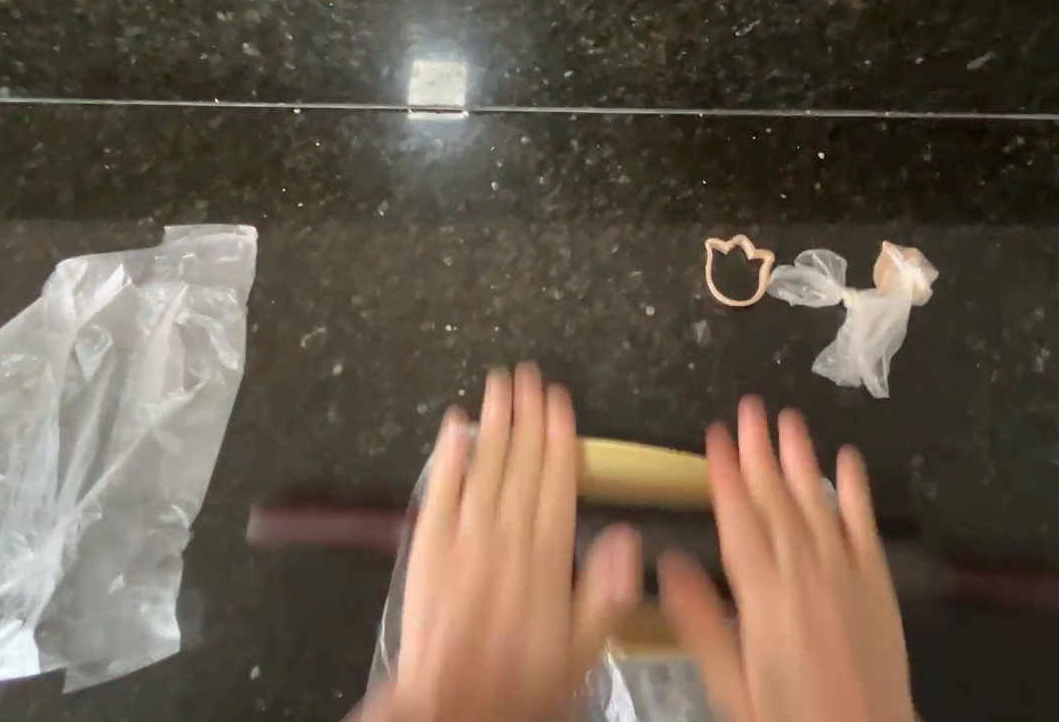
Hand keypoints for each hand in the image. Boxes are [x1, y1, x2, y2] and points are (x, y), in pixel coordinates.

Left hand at [357, 364, 641, 721]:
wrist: (453, 708)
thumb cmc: (523, 681)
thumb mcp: (583, 650)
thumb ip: (607, 591)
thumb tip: (629, 534)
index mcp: (547, 554)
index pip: (557, 479)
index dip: (560, 434)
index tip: (560, 397)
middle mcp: (507, 534)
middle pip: (521, 461)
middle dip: (526, 412)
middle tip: (528, 371)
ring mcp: (465, 536)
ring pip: (485, 465)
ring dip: (494, 420)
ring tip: (499, 381)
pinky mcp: (428, 545)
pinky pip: (440, 491)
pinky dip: (447, 455)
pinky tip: (453, 424)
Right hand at [659, 397, 915, 721]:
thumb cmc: (788, 716)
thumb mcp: (731, 685)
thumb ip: (701, 623)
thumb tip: (667, 563)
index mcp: (764, 596)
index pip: (739, 520)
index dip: (725, 473)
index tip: (715, 433)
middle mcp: (804, 572)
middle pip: (776, 500)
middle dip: (760, 449)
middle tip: (749, 406)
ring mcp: (845, 573)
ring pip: (817, 502)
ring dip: (801, 457)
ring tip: (789, 417)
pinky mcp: (878, 582)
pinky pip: (864, 526)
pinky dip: (857, 489)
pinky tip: (849, 457)